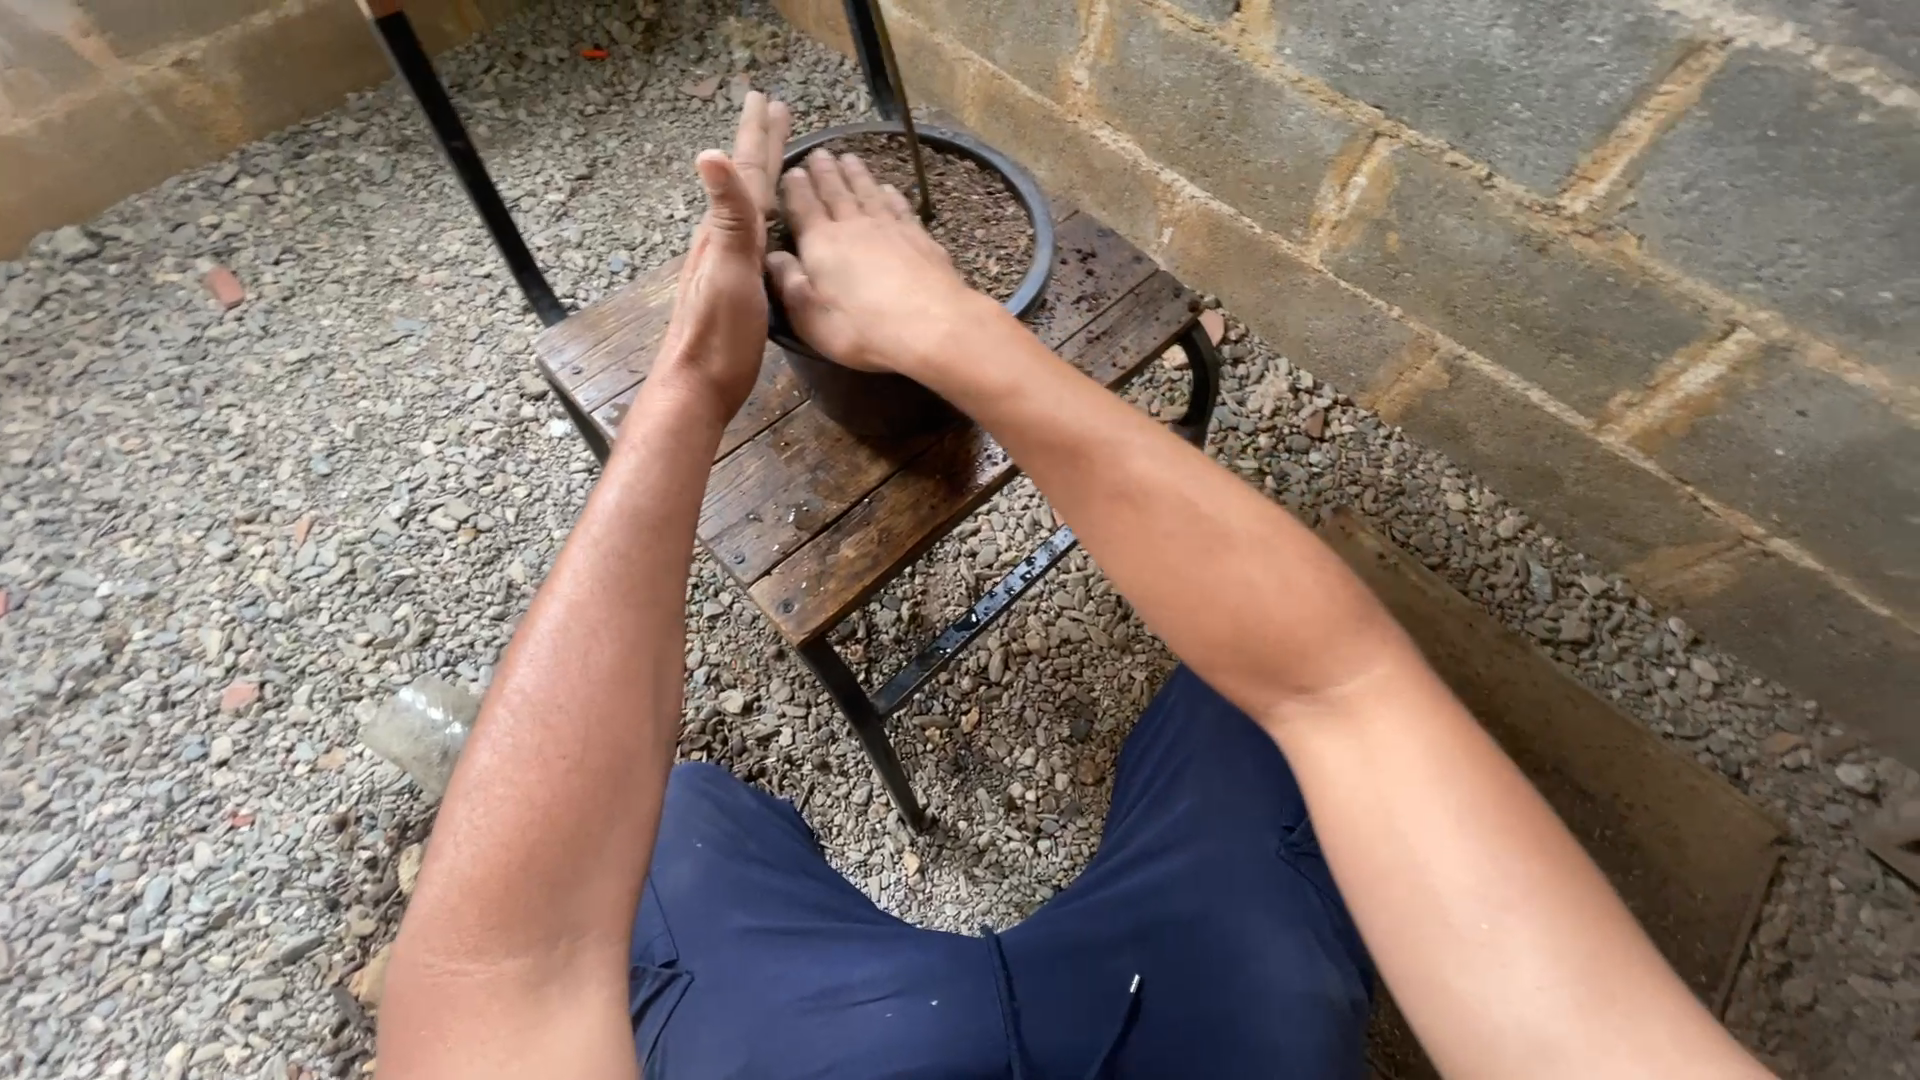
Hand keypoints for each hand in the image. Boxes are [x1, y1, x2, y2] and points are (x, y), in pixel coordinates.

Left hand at [652, 91, 792, 419]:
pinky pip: (755, 237)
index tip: (771, 102)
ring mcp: (727, 266)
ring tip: (775, 156)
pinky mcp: (736, 289)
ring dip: (763, 176)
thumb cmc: (719, 335)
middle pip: (745, 183)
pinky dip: (766, 218)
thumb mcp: (728, 273)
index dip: (760, 138)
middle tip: (772, 112)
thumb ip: (727, 219)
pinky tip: (769, 226)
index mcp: (725, 234)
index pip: (747, 174)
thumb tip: (710, 153)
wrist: (700, 385)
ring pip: (750, 207)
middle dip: (760, 146)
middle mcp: (723, 242)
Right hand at [766, 150, 996, 374]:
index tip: (793, 171)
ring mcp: (890, 228)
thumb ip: (790, 286)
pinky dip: (891, 194)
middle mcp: (854, 226)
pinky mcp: (919, 237)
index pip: (803, 208)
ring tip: (848, 158)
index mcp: (821, 245)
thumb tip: (772, 257)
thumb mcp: (812, 320)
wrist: (931, 325)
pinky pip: (900, 207)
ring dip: (856, 175)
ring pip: (868, 192)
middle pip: (836, 192)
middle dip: (825, 172)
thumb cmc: (863, 330)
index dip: (796, 189)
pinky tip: (888, 188)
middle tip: (819, 153)